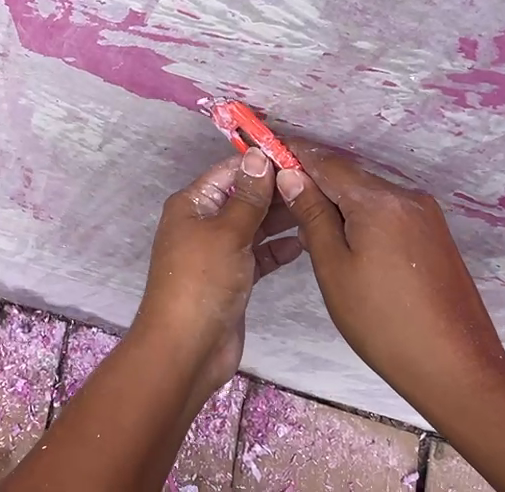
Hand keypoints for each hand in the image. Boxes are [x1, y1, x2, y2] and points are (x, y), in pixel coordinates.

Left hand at [131, 148, 302, 403]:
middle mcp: (203, 222)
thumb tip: (258, 156)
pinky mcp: (233, 278)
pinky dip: (277, 248)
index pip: (229, 172)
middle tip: (316, 184)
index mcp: (193, 204)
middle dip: (274, 191)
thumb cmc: (202, 281)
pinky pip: (258, 255)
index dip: (260, 164)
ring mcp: (218, 251)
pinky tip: (306, 242)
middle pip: (243, 198)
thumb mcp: (227, 233)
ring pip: (253, 226)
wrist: (187, 348)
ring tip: (317, 208)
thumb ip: (248, 197)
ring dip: (280, 219)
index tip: (297, 157)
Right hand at [274, 137, 504, 400]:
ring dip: (338, 200)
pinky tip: (345, 240)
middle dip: (314, 180)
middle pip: (349, 176)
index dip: (294, 154)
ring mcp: (426, 215)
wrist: (458, 371)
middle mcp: (406, 196)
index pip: (326, 161)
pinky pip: (388, 211)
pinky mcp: (435, 235)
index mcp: (379, 200)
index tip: (266, 152)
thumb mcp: (334, 268)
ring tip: (308, 223)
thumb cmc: (384, 322)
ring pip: (368, 194)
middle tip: (280, 195)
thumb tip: (291, 175)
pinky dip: (362, 216)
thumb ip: (312, 215)